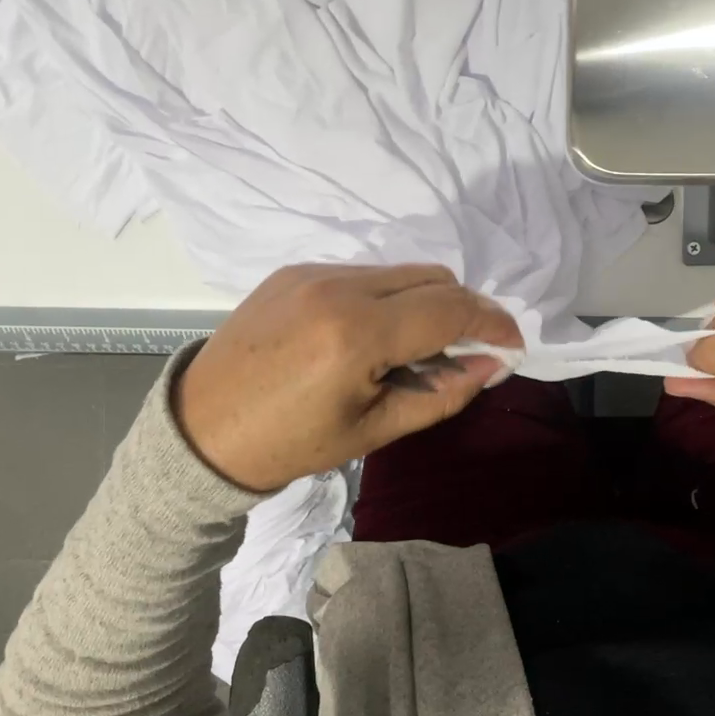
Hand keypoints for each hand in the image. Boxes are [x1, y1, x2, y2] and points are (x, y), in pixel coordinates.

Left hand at [177, 264, 522, 492]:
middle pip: (432, 277)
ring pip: (400, 272)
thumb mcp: (374, 430)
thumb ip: (442, 393)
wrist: (200, 432)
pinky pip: (364, 274)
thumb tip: (491, 364)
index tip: (513, 344)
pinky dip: (388, 298)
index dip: (494, 323)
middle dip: (464, 310)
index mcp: (356, 333)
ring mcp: (312, 272)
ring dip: (426, 302)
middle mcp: (337, 286)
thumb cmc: (289, 444)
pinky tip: (374, 337)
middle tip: (468, 352)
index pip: (450, 308)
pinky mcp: (294, 271)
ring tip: (418, 349)